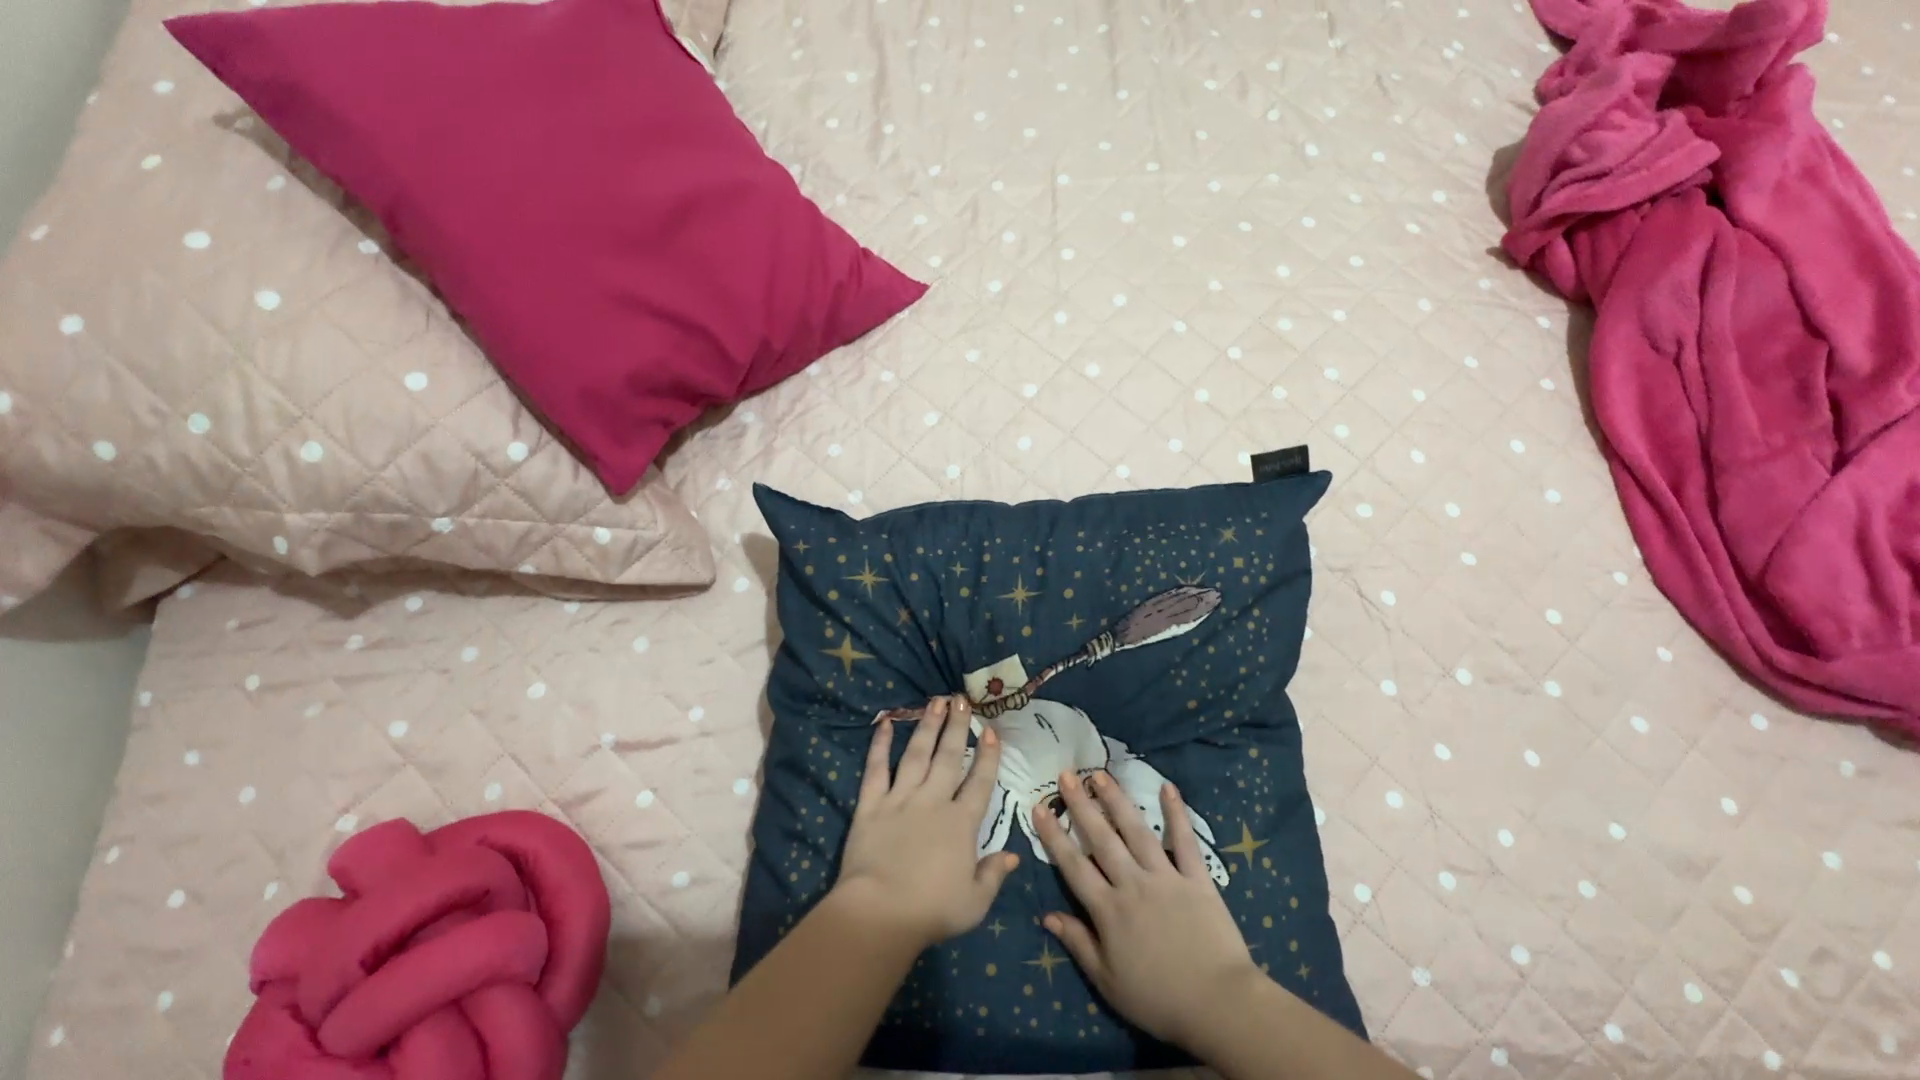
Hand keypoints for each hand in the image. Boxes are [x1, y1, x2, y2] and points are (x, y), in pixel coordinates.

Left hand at [833, 695, 1017, 948]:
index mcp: (961, 824)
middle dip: (957, 727)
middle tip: (961, 700)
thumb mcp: (975, 902)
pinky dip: (880, 745)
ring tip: (935, 702)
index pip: (980, 782)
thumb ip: (993, 875)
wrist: (879, 912)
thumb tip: (1013, 856)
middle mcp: (933, 802)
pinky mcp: (869, 806)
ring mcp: (900, 800)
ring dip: (927, 727)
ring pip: (916, 755)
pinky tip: (886, 723)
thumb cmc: (931, 911)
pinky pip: (876, 770)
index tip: (991, 731)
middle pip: (949, 758)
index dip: (988, 756)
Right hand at [1033, 770, 1262, 1047]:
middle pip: (1102, 838)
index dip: (1054, 836)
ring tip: (1101, 774)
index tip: (1039, 807)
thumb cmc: (1158, 999)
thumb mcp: (1107, 981)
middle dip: (1082, 805)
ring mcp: (1166, 877)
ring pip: (1137, 831)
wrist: (1218, 1003)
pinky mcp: (1198, 878)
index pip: (1073, 865)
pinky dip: (1177, 813)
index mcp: (1108, 910)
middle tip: (1067, 774)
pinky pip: (1185, 841)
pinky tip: (1168, 788)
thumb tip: (1046, 915)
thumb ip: (1078, 943)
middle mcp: (1133, 884)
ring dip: (1118, 801)